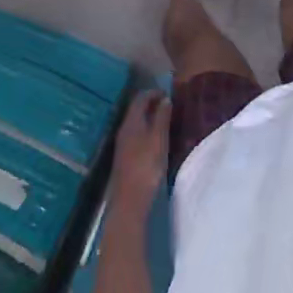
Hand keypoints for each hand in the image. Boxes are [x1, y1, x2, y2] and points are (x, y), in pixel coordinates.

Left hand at [111, 91, 170, 207]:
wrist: (130, 199)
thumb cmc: (146, 166)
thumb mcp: (158, 139)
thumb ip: (162, 118)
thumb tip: (165, 98)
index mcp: (131, 122)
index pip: (140, 98)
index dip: (153, 92)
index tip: (168, 93)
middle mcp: (124, 129)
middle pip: (136, 109)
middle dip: (151, 103)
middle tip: (169, 104)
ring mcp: (123, 143)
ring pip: (136, 122)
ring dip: (149, 116)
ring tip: (166, 119)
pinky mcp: (125, 156)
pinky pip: (136, 133)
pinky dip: (146, 128)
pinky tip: (156, 137)